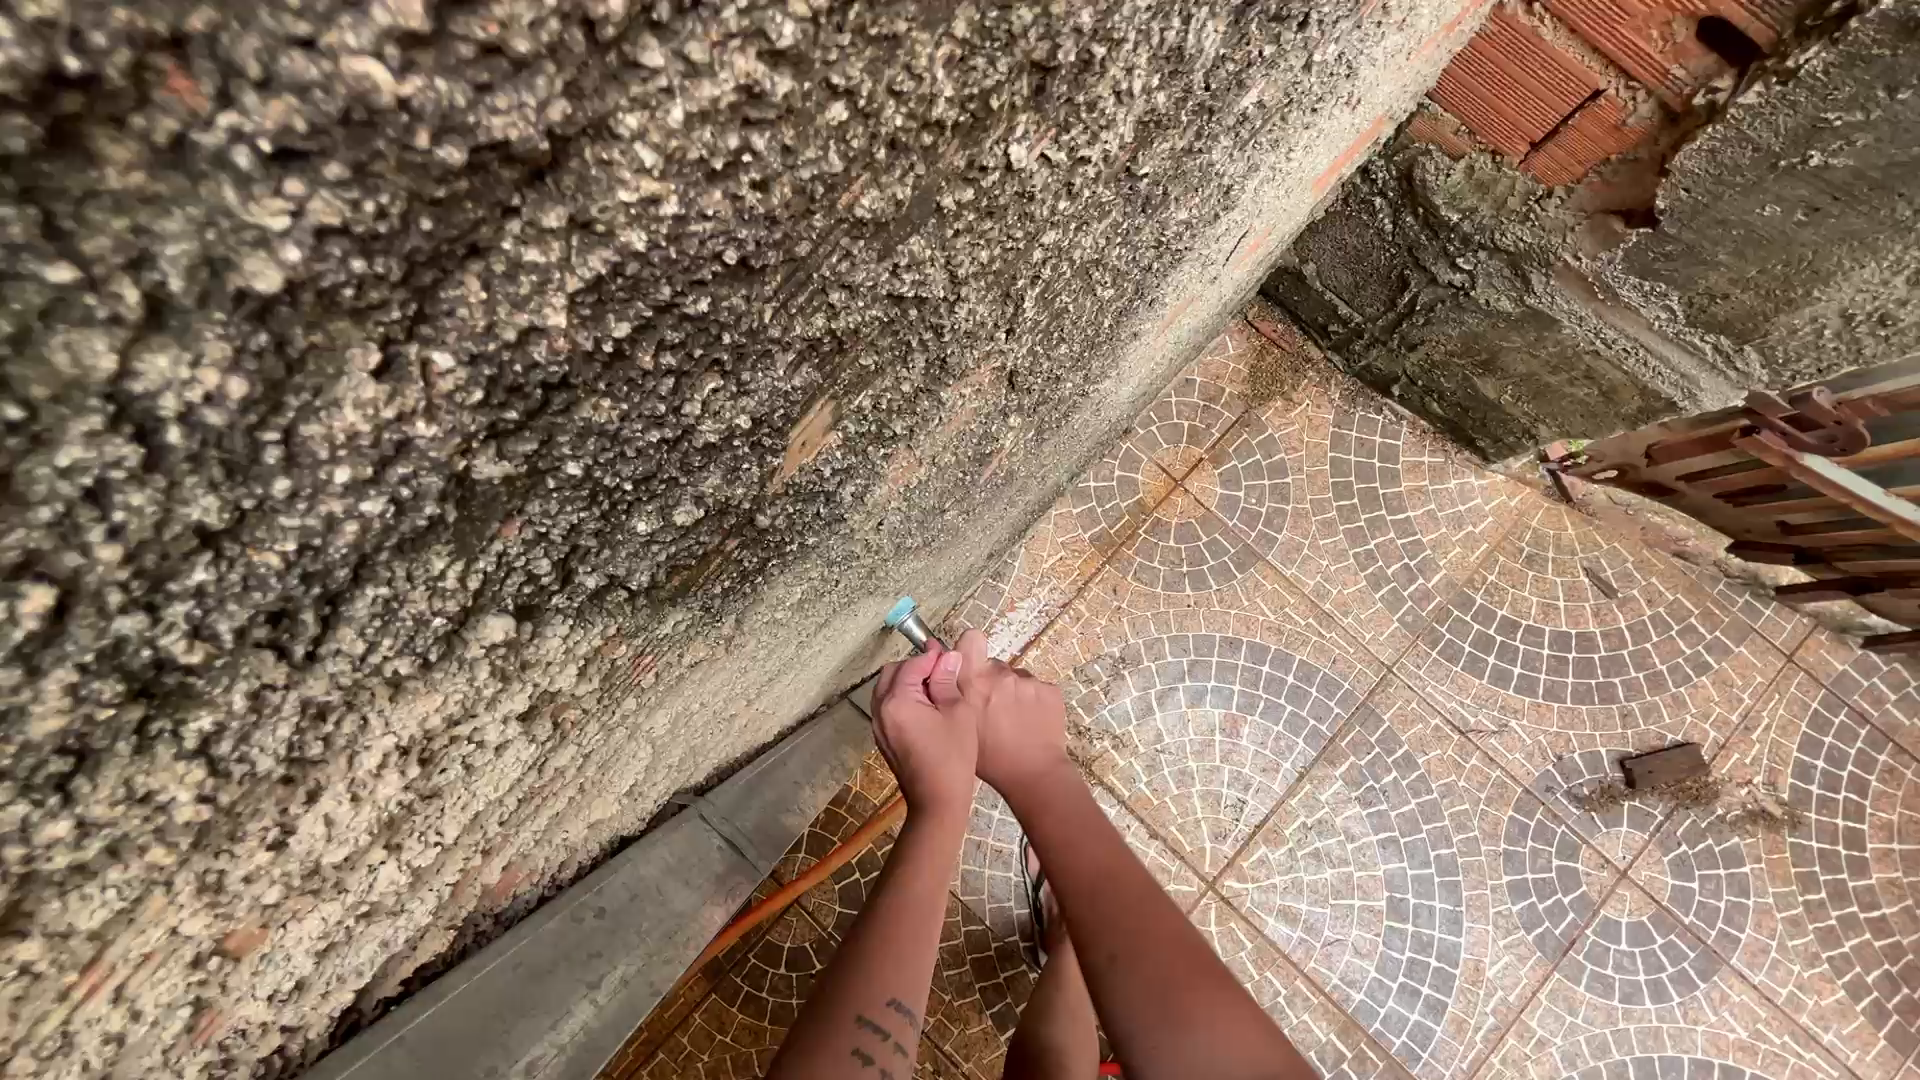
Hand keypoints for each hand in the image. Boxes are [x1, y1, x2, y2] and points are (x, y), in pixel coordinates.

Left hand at [872, 643, 977, 821]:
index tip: (948, 654)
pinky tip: (926, 707)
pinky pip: (888, 706)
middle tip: (942, 670)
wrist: (937, 800)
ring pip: (887, 689)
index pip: (912, 665)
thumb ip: (947, 681)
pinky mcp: (883, 738)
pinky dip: (903, 698)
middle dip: (916, 666)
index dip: (931, 657)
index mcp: (897, 701)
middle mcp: (881, 711)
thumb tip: (948, 658)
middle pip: (892, 673)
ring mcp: (879, 726)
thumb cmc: (952, 757)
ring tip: (936, 688)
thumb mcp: (957, 713)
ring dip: (908, 681)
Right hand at [948, 630, 1071, 800]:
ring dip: (1014, 693)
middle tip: (995, 707)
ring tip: (1015, 719)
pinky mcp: (1049, 690)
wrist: (1033, 774)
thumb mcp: (959, 727)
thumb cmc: (990, 758)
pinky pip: (1038, 689)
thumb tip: (950, 677)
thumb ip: (954, 697)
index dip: (970, 647)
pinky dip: (1035, 702)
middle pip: (994, 666)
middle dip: (993, 681)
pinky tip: (1032, 722)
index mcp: (973, 683)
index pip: (970, 639)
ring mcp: (1027, 682)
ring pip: (1016, 679)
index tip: (971, 661)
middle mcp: (999, 675)